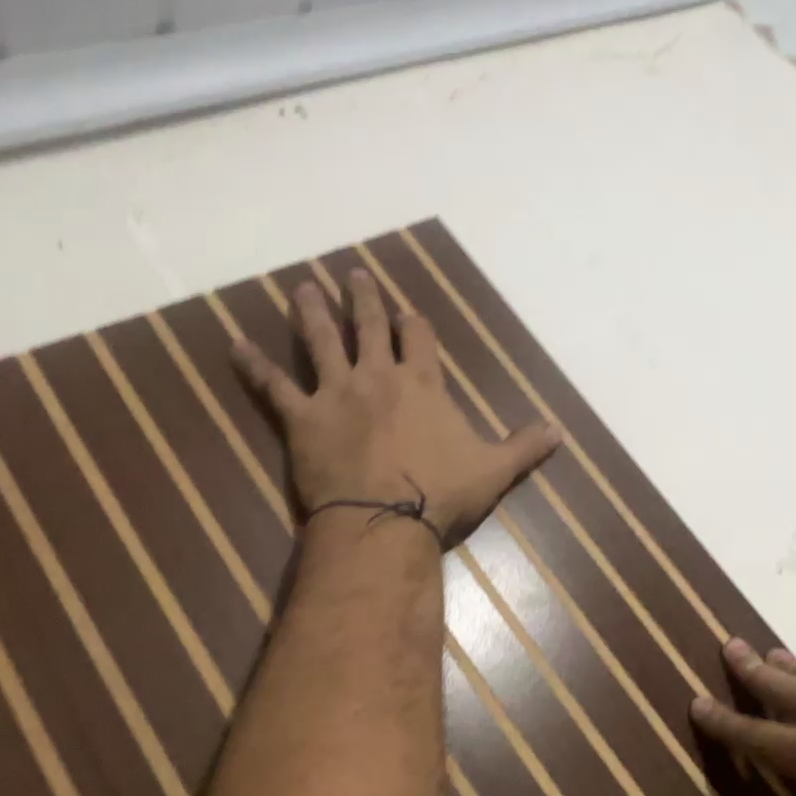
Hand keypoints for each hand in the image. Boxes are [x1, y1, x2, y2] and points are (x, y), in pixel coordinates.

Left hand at [232, 269, 559, 545]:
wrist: (385, 520)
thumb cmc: (441, 494)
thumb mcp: (493, 470)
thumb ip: (524, 447)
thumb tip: (561, 432)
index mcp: (422, 383)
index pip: (419, 339)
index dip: (414, 322)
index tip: (408, 309)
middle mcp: (378, 376)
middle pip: (371, 327)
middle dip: (364, 300)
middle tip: (352, 276)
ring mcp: (336, 393)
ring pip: (322, 341)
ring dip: (312, 313)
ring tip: (303, 289)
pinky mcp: (302, 419)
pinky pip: (273, 386)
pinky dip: (253, 365)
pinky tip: (235, 345)